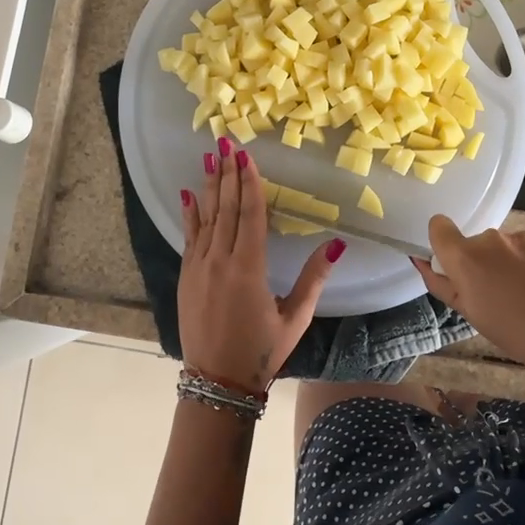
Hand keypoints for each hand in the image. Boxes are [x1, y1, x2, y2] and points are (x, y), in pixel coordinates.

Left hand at [179, 139, 343, 394]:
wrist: (217, 381)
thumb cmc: (261, 351)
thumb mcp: (295, 318)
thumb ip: (314, 278)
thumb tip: (337, 243)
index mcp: (249, 268)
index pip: (250, 214)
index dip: (249, 182)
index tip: (246, 156)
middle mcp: (221, 260)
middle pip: (226, 207)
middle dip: (226, 173)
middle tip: (225, 142)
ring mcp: (199, 266)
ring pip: (206, 217)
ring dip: (209, 185)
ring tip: (209, 157)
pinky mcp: (187, 275)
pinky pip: (189, 236)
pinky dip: (190, 214)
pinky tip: (188, 194)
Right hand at [412, 215, 524, 379]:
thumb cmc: (519, 334)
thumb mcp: (472, 315)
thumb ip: (442, 284)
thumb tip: (420, 261)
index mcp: (465, 258)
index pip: (439, 227)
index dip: (444, 242)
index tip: (456, 265)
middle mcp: (491, 239)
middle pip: (478, 244)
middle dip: (485, 263)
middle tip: (501, 296)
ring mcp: (523, 237)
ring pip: (508, 247)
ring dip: (512, 264)